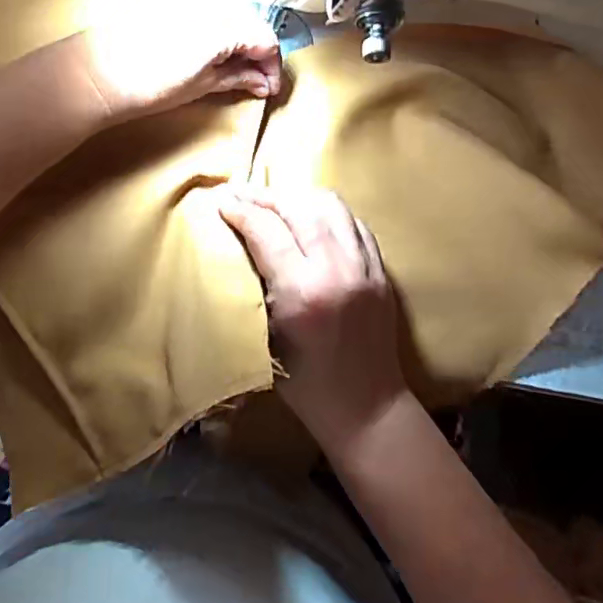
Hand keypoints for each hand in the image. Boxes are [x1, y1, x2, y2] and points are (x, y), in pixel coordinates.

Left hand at [76, 0, 281, 123]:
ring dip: (236, 36)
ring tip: (228, 65)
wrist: (98, 73)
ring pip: (229, 11)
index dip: (272, 66)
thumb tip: (260, 81)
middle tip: (252, 77)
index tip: (267, 86)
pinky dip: (214, 26)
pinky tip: (206, 48)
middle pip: (250, 20)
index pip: (266, 39)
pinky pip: (205, 7)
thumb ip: (237, 77)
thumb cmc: (147, 85)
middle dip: (256, 49)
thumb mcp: (201, 86)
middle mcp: (210, 1)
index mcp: (224, 24)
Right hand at [215, 185, 411, 444]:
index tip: (221, 201)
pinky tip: (309, 217)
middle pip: (297, 207)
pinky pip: (354, 223)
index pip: (266, 230)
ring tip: (274, 200)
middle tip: (240, 193)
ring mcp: (365, 268)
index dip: (240, 210)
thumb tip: (235, 242)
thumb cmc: (304, 383)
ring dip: (297, 197)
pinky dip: (327, 213)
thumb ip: (254, 285)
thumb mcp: (264, 336)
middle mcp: (337, 270)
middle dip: (264, 195)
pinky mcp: (381, 271)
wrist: (367, 409)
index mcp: (303, 291)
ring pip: (330, 206)